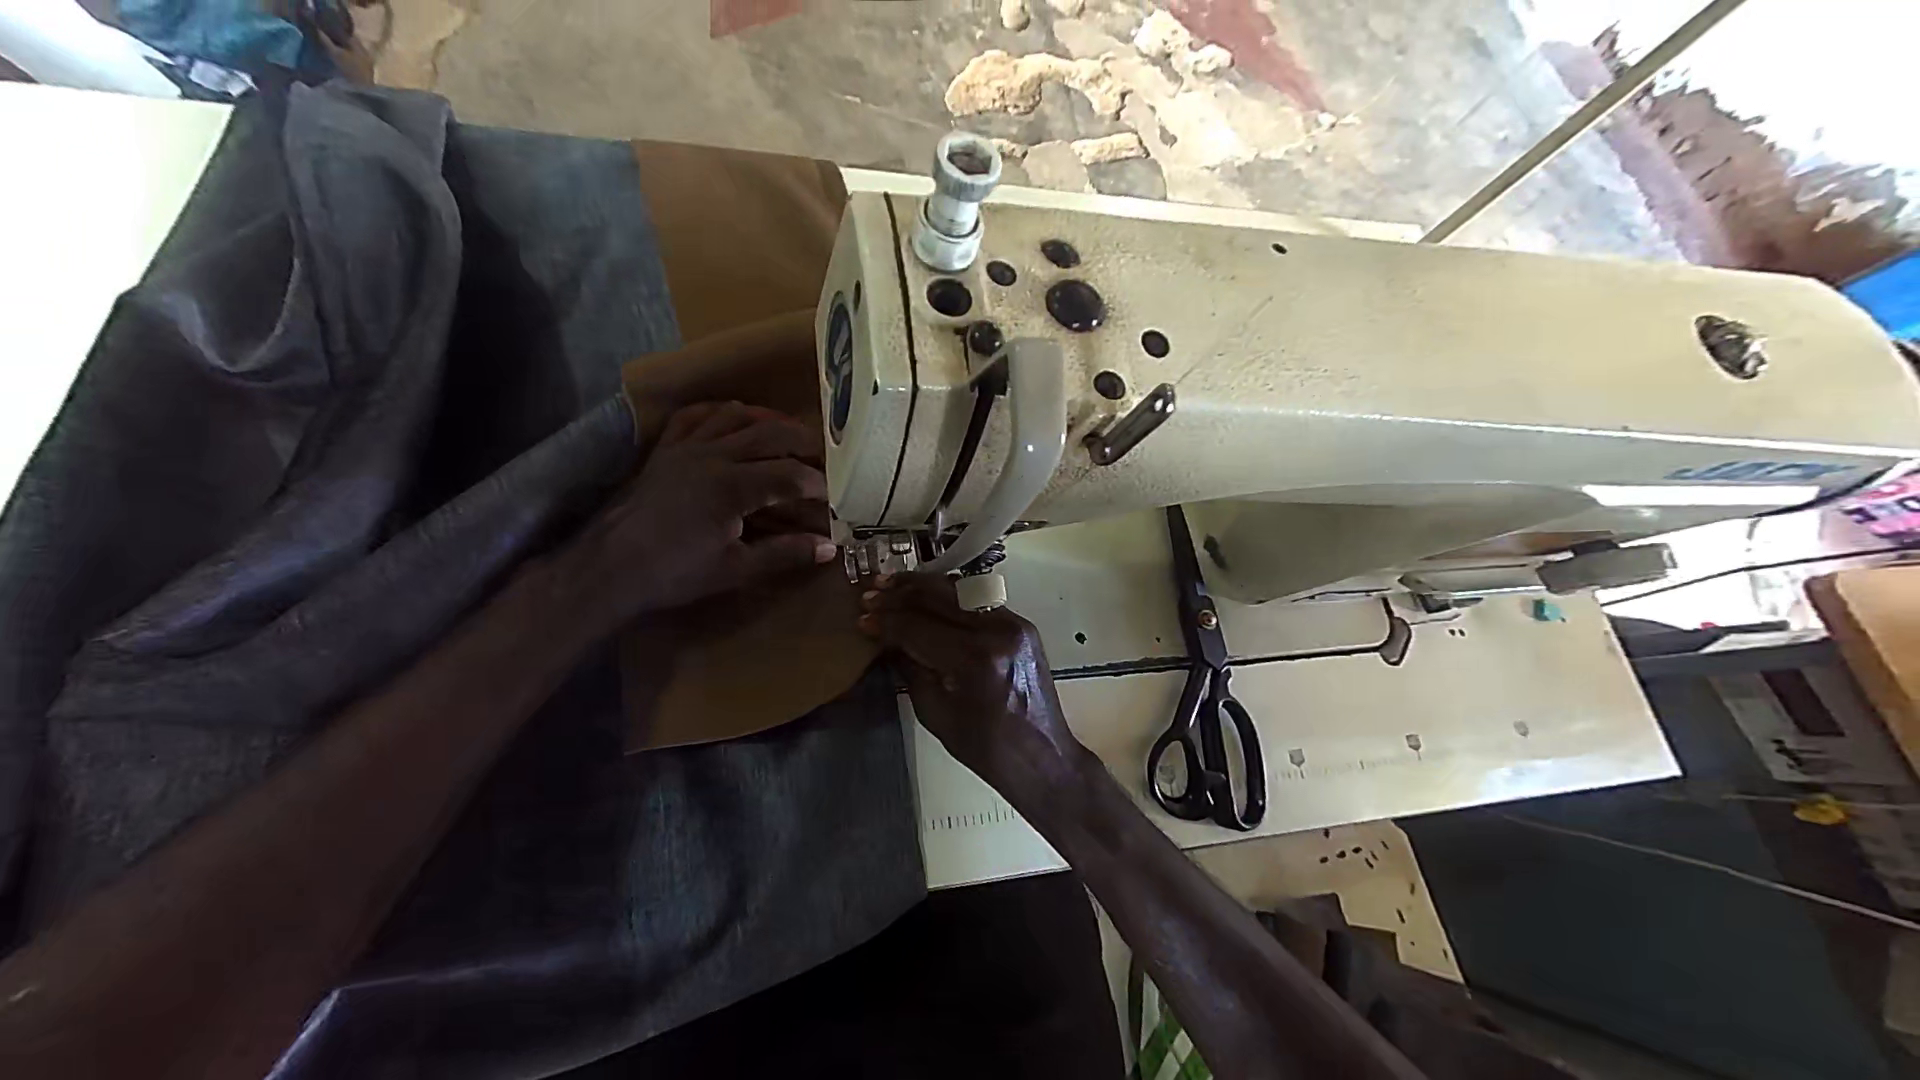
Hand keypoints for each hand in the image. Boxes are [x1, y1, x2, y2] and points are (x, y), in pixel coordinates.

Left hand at [561, 402, 836, 628]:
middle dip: (803, 442)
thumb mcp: (736, 569)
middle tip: (825, 456)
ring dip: (767, 420)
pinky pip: (695, 416)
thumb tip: (830, 547)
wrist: (609, 568)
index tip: (836, 496)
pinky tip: (734, 415)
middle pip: (770, 434)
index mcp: (733, 487)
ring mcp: (686, 448)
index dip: (818, 484)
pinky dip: (719, 411)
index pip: (790, 476)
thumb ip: (785, 553)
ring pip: (735, 416)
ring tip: (789, 431)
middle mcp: (713, 456)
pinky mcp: (665, 450)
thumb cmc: (674, 573)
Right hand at [858, 573, 1088, 795]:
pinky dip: (948, 595)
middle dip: (900, 594)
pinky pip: (977, 600)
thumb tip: (885, 640)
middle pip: (939, 597)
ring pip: (959, 590)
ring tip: (892, 583)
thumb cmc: (986, 749)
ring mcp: (1014, 623)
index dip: (886, 622)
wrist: (1043, 756)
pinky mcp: (1021, 624)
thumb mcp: (936, 714)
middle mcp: (997, 631)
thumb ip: (910, 670)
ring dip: (923, 586)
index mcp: (975, 660)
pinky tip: (926, 595)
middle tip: (870, 593)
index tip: (861, 618)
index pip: (918, 627)